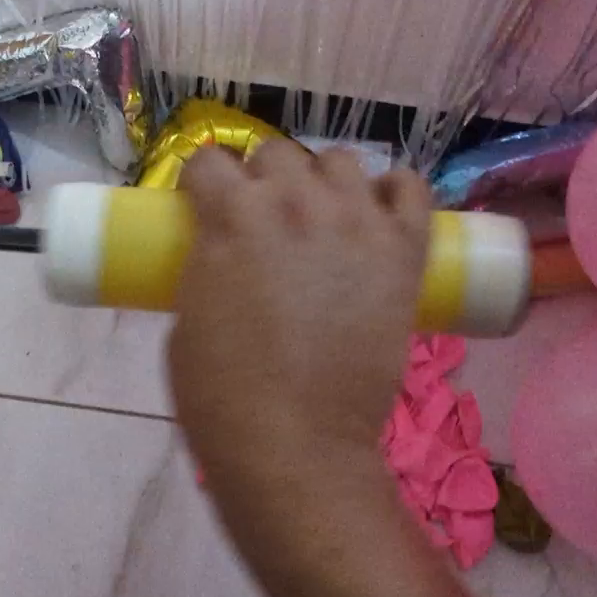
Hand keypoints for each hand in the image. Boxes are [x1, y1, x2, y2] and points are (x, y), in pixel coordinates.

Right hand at [167, 142, 431, 484]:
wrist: (295, 444)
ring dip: (321, 182)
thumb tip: (222, 253)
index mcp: (233, 217)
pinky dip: (393, 192)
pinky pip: (411, 188)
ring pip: (341, 162)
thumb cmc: (221, 395)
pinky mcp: (403, 251)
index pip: (208, 160)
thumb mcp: (185, 316)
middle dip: (260, 179)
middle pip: (275, 152)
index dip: (201, 182)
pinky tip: (377, 214)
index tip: (203, 204)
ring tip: (320, 219)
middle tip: (262, 221)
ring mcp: (357, 223)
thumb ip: (206, 266)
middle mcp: (297, 203)